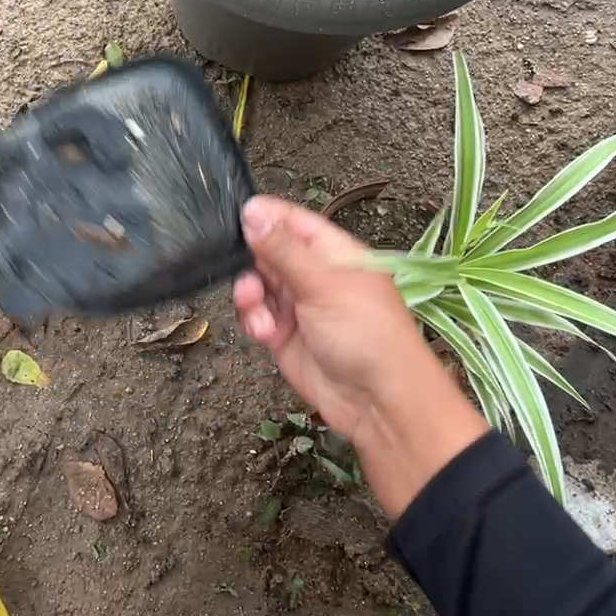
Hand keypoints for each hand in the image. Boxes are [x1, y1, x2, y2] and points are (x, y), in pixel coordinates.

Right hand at [233, 196, 489, 518]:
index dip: (266, 216)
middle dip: (252, 260)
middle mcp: (314, 274)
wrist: (378, 404)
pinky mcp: (284, 334)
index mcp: (333, 252)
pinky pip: (257, 315)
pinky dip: (254, 320)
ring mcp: (298, 305)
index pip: (293, 221)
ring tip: (254, 304)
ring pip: (258, 284)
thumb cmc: (366, 334)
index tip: (236, 214)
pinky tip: (264, 331)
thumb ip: (283, 249)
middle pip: (269, 252)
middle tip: (244, 271)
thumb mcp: (323, 284)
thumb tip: (252, 210)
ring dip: (250, 293)